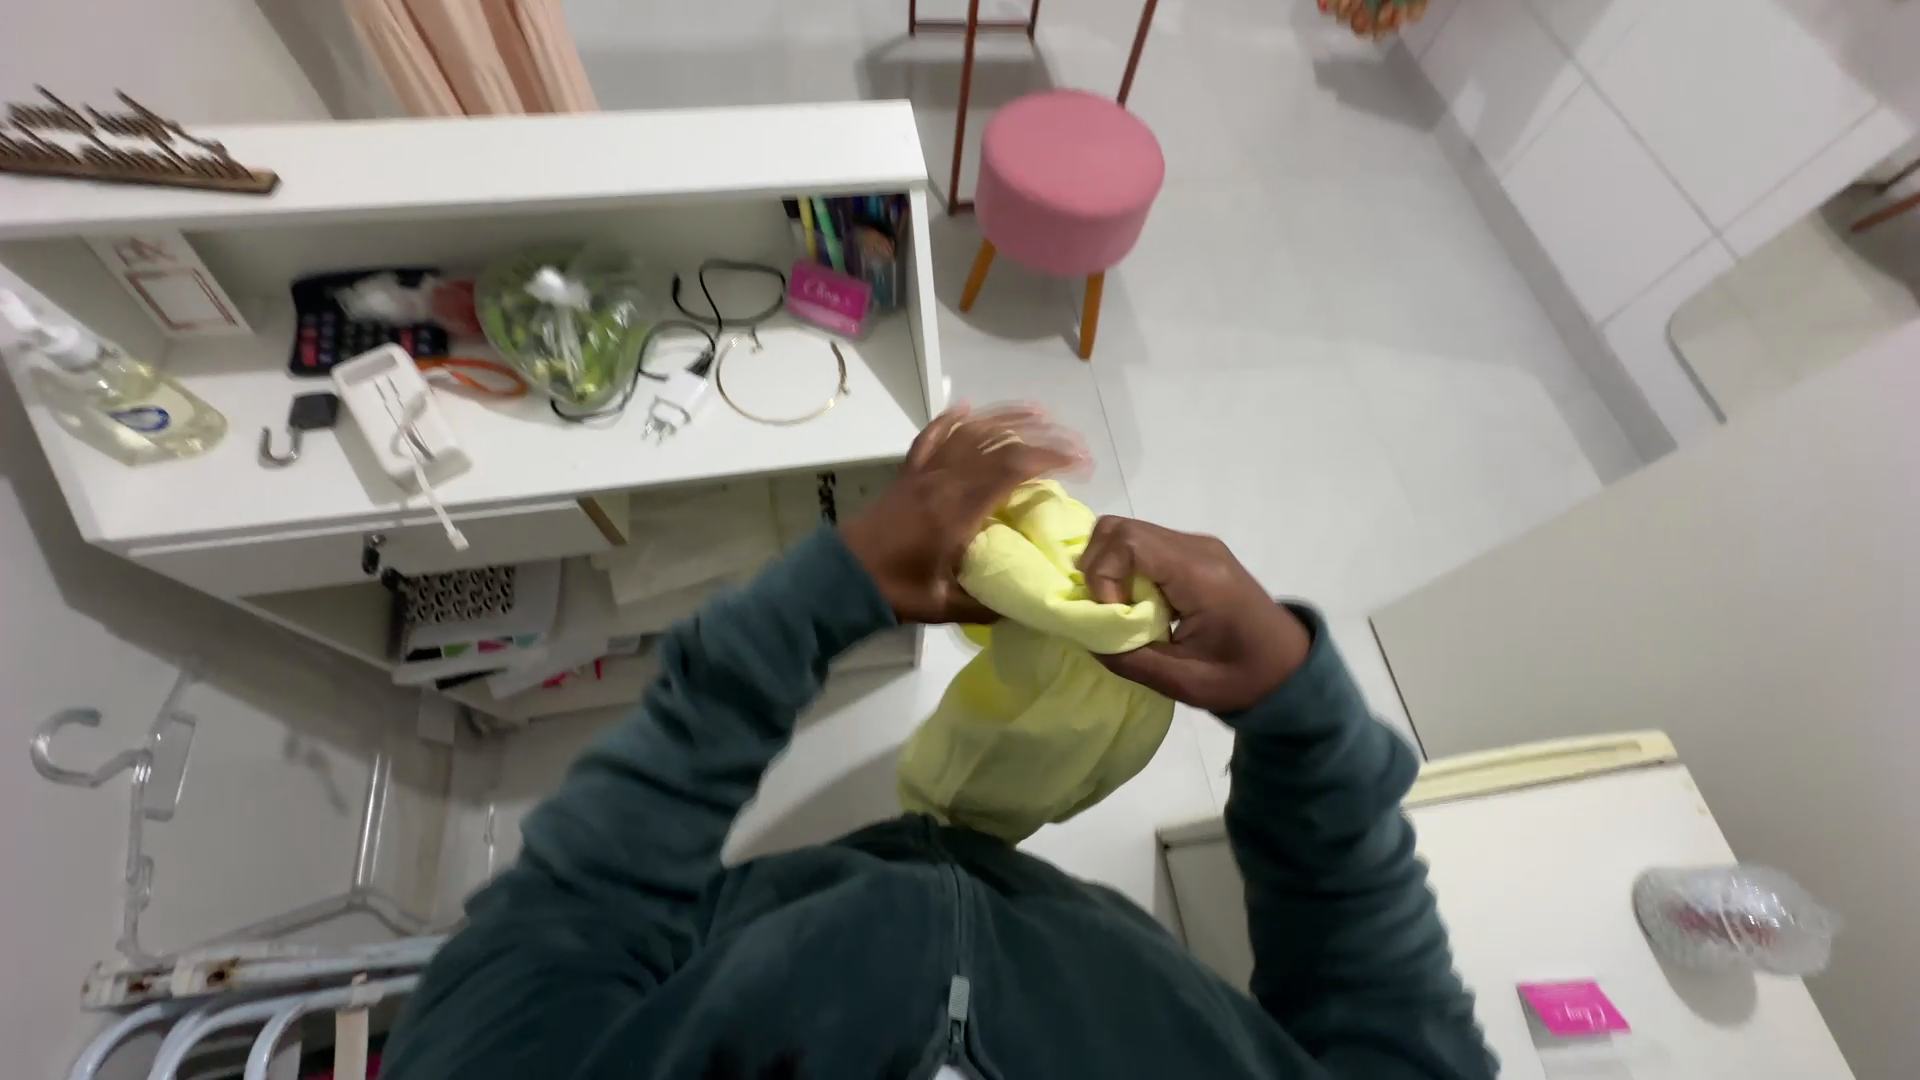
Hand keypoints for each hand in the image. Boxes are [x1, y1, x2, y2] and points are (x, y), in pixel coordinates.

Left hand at [841, 403, 1086, 623]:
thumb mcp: (944, 607)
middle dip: (1039, 436)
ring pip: (967, 432)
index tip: (1079, 462)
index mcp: (957, 510)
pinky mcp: (906, 475)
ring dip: (1004, 418)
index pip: (1011, 468)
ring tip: (1036, 412)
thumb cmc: (892, 591)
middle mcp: (943, 481)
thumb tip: (1027, 607)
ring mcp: (922, 474)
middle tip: (1071, 441)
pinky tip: (965, 408)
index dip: (1050, 458)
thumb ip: (987, 605)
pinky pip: (930, 437)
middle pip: (997, 442)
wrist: (838, 578)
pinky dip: (950, 420)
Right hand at [1079, 518, 1311, 712]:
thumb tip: (1086, 632)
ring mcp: (1195, 546)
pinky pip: (1142, 545)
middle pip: (1121, 529)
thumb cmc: (1240, 678)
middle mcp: (1196, 548)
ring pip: (1126, 532)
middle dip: (1096, 566)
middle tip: (1103, 608)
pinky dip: (1122, 568)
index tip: (1111, 614)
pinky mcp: (1191, 553)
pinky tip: (1132, 602)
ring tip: (1116, 607)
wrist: (1289, 671)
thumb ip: (1127, 657)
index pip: (1129, 542)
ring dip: (1106, 567)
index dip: (1103, 574)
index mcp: (1199, 575)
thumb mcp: (1181, 682)